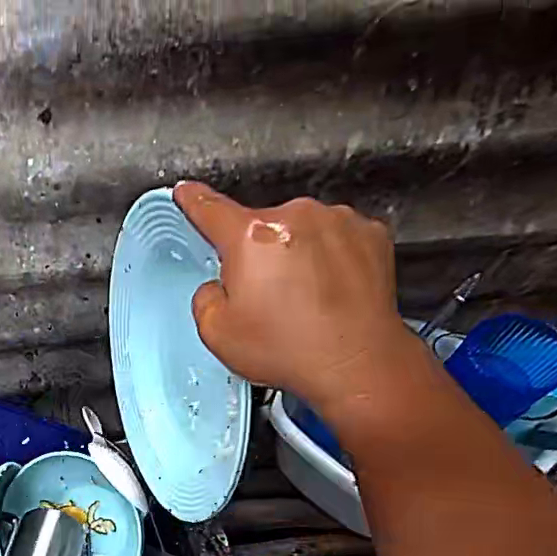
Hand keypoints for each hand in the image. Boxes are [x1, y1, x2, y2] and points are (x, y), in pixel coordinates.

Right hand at [173, 180, 421, 409]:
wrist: (355, 362)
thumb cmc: (289, 348)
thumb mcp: (217, 334)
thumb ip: (205, 299)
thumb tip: (217, 286)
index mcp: (252, 238)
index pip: (212, 210)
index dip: (194, 201)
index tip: (187, 192)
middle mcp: (296, 217)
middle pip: (260, 231)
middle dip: (256, 260)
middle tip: (264, 304)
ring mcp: (337, 221)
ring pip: (298, 234)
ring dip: (293, 261)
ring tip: (300, 304)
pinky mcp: (368, 234)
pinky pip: (333, 241)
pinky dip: (326, 263)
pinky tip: (325, 296)